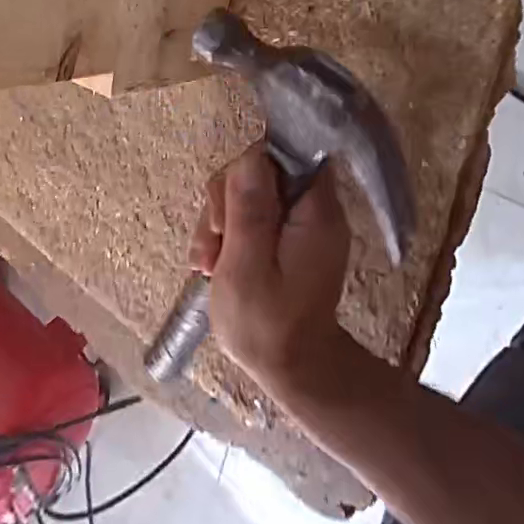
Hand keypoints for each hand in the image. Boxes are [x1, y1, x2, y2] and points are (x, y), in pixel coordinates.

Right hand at [190, 144, 352, 393]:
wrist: (293, 369)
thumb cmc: (267, 328)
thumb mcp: (247, 269)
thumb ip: (249, 211)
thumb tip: (250, 156)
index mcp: (315, 212)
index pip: (283, 154)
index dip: (248, 169)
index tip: (228, 209)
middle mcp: (314, 208)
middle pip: (260, 171)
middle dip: (226, 201)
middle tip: (213, 245)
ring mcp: (300, 222)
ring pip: (248, 192)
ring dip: (220, 222)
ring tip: (208, 263)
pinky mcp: (287, 236)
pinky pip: (252, 215)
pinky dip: (228, 234)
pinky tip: (214, 264)